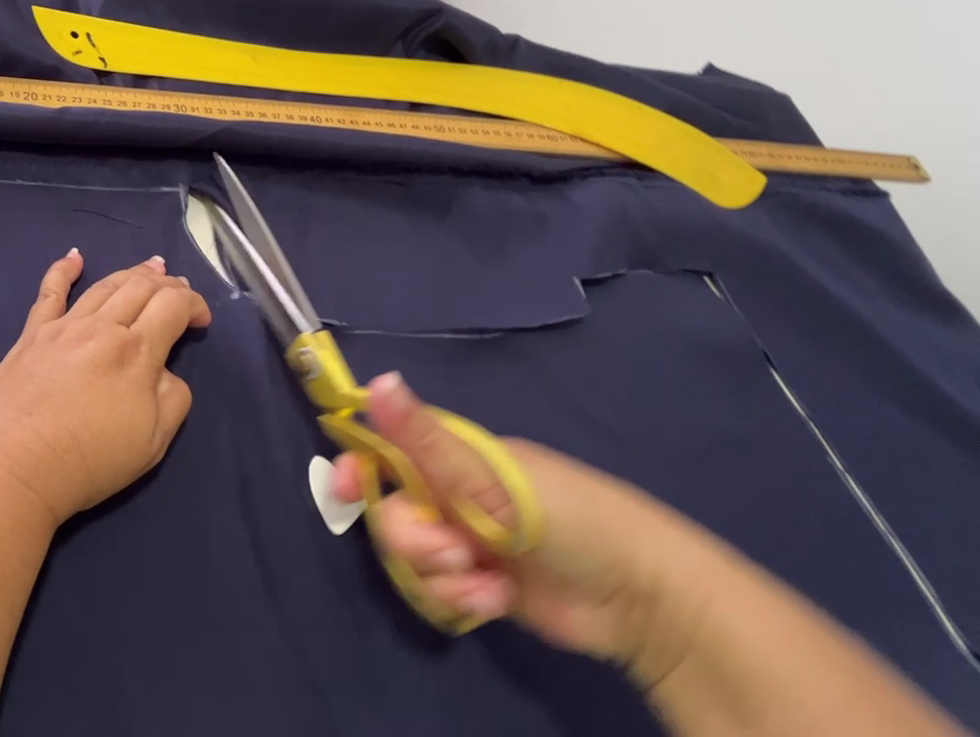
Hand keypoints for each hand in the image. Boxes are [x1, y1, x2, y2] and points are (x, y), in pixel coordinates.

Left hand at [0, 251, 211, 524]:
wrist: (15, 464)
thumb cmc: (89, 461)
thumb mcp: (153, 442)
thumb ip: (173, 399)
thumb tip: (165, 373)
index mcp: (137, 351)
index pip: (173, 306)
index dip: (195, 305)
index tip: (202, 321)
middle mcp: (102, 327)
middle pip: (141, 287)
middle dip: (168, 284)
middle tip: (180, 290)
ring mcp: (64, 326)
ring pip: (104, 286)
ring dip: (131, 272)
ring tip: (151, 266)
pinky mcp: (32, 334)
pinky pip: (50, 293)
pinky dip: (64, 270)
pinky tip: (74, 257)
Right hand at [334, 372, 718, 684]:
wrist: (637, 594)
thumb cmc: (566, 514)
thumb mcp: (490, 475)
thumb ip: (424, 437)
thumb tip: (376, 379)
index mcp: (450, 457)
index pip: (383, 452)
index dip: (356, 470)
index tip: (342, 490)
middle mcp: (448, 495)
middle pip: (389, 515)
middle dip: (412, 540)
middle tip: (453, 552)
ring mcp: (461, 541)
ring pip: (408, 559)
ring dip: (440, 576)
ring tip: (486, 583)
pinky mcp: (474, 584)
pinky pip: (434, 591)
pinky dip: (460, 599)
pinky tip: (495, 600)